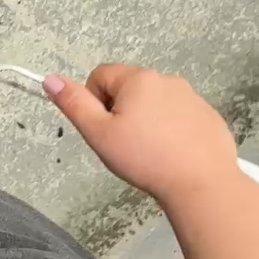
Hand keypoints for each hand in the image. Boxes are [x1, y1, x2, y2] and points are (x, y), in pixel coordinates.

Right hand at [44, 64, 240, 205]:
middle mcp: (167, 80)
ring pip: (151, 100)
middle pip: (126, 86)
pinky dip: (166, 127)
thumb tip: (51, 79)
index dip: (93, 101)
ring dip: (142, 117)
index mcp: (138, 80)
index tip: (103, 126)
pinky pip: (175, 113)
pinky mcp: (207, 115)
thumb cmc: (143, 157)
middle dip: (117, 109)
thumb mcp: (97, 132)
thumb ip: (73, 103)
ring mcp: (191, 97)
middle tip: (121, 140)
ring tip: (146, 148)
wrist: (201, 182)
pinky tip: (168, 151)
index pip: (100, 75)